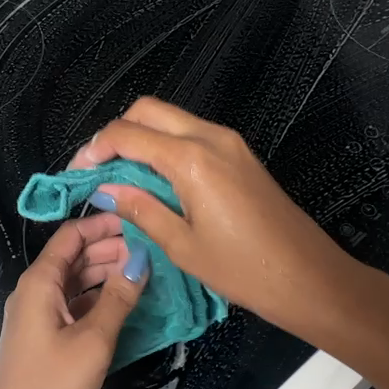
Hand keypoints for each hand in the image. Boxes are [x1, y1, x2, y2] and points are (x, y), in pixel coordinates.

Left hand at [0, 212, 148, 388]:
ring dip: (104, 275)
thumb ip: (118, 297)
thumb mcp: (93, 339)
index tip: (135, 219)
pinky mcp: (43, 341)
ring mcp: (37, 317)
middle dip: (108, 249)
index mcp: (38, 282)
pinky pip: (72, 307)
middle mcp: (34, 292)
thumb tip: (141, 260)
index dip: (101, 224)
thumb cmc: (53, 385)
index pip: (70, 236)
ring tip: (142, 272)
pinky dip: (96, 300)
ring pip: (73, 283)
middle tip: (149, 247)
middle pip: (72, 257)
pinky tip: (123, 305)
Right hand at [72, 97, 360, 339]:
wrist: (311, 278)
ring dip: (141, 135)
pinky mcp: (239, 152)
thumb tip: (106, 189)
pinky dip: (164, 144)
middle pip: (147, 110)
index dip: (95, 149)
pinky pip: (190, 132)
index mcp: (191, 159)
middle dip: (116, 132)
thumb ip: (140, 209)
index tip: (78, 174)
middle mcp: (209, 137)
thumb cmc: (244, 270)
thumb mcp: (183, 246)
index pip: (128, 134)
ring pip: (170, 117)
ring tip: (122, 175)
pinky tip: (155, 178)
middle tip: (99, 168)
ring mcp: (228, 141)